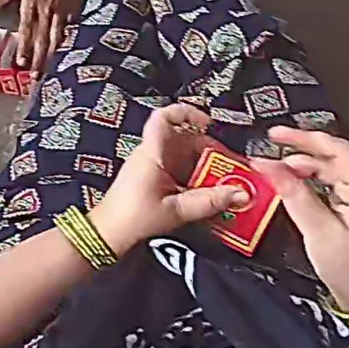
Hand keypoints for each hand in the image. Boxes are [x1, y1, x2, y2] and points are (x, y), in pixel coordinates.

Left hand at [0, 0, 79, 72]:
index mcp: (30, 8)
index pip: (27, 31)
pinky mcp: (70, 16)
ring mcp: (59, 16)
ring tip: (46, 70)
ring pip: (55, 40)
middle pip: (41, 40)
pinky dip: (63, 43)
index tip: (21, 62)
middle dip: (38, 59)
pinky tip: (60, 54)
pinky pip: (66, 32)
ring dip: (50, 56)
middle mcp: (44, 14)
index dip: (24, 47)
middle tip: (35, 75)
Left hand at [90, 104, 247, 253]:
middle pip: (183, 138)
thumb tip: (239, 194)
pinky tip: (207, 190)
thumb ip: (209, 201)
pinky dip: (195, 176)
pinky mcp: (153, 179)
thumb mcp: (176, 209)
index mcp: (152, 152)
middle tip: (229, 164)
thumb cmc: (133, 217)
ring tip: (223, 179)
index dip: (187, 113)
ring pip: (183, 155)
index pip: (164, 117)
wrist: (109, 234)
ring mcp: (152, 166)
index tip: (208, 123)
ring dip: (203, 164)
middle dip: (208, 148)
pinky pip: (179, 169)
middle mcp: (151, 154)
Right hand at [252, 126, 348, 311]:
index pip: (339, 151)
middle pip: (336, 154)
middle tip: (272, 142)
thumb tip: (269, 167)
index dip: (305, 139)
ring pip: (333, 165)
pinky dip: (311, 175)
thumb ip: (294, 195)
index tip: (277, 136)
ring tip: (277, 166)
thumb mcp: (318, 233)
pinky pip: (334, 178)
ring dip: (304, 162)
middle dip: (301, 147)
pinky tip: (293, 178)